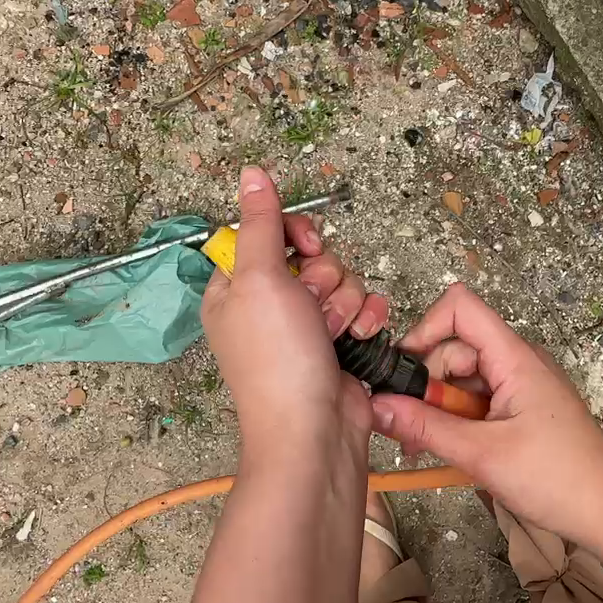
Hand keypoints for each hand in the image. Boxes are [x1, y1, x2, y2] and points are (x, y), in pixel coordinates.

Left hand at [200, 168, 371, 458]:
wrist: (315, 430)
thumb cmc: (277, 360)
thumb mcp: (259, 279)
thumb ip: (261, 221)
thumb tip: (251, 172)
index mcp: (236, 287)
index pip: (269, 231)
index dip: (294, 233)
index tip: (305, 248)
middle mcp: (270, 303)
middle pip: (313, 254)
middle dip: (324, 276)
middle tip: (312, 305)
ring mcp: (306, 323)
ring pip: (343, 277)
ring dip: (345, 301)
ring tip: (333, 331)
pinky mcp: (339, 338)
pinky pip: (363, 304)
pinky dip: (365, 318)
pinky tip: (359, 335)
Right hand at [368, 284, 602, 543]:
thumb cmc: (554, 477)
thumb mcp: (482, 454)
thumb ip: (425, 428)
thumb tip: (375, 406)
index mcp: (513, 355)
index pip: (460, 307)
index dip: (425, 328)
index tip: (404, 373)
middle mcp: (516, 359)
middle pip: (455, 346)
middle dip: (426, 383)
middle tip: (407, 432)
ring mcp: (521, 382)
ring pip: (464, 376)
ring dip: (439, 406)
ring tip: (424, 449)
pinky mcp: (523, 405)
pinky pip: (479, 397)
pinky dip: (458, 418)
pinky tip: (449, 450)